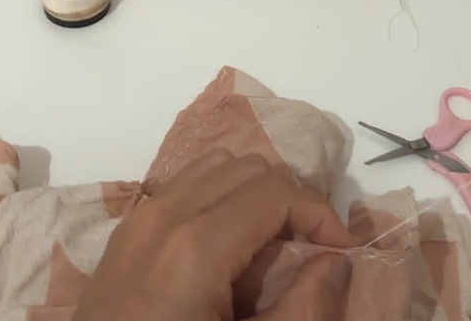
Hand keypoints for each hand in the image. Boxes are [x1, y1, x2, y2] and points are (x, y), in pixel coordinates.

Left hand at [74, 151, 354, 320]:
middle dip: (289, 201)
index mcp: (196, 246)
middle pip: (247, 166)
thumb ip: (301, 310)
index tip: (345, 253)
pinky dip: (217, 195)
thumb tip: (337, 262)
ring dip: (252, 193)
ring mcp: (139, 216)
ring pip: (214, 164)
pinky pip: (182, 183)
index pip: (275, 191)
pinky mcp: (125, 230)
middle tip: (310, 253)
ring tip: (270, 249)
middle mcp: (164, 213)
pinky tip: (226, 249)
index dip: (320, 214)